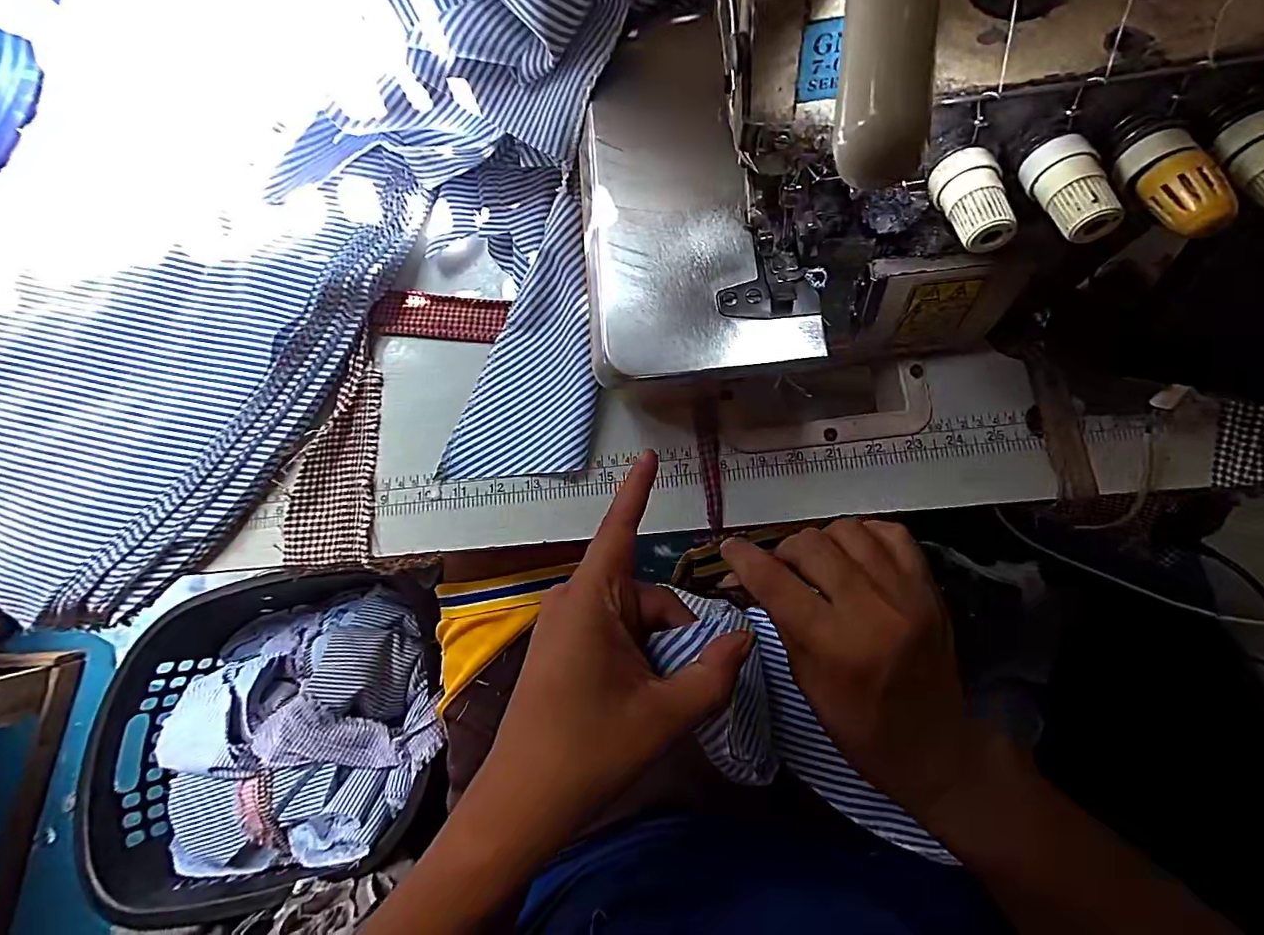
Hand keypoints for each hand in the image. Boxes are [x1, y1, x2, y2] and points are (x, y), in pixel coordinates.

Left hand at [363, 452, 750, 934]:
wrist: (519, 808)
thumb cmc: (587, 754)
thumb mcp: (663, 715)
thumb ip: (713, 675)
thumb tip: (744, 638)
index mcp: (590, 601)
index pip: (619, 530)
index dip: (637, 491)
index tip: (648, 456)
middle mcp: (573, 601)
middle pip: (645, 595)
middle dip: (678, 630)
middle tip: (694, 683)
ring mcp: (564, 626)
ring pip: (633, 619)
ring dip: (660, 650)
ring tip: (664, 702)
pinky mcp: (562, 648)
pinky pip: (614, 634)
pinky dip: (640, 657)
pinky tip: (644, 699)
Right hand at [721, 519, 987, 818]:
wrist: (934, 747)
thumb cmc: (860, 727)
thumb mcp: (807, 682)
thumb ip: (781, 622)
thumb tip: (748, 579)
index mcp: (835, 645)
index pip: (776, 581)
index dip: (744, 559)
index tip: (730, 549)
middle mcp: (871, 609)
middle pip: (810, 545)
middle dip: (783, 552)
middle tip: (780, 569)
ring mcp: (905, 593)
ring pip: (847, 530)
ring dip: (821, 540)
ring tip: (818, 561)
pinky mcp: (928, 586)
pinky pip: (890, 532)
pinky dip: (864, 535)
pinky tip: (854, 553)